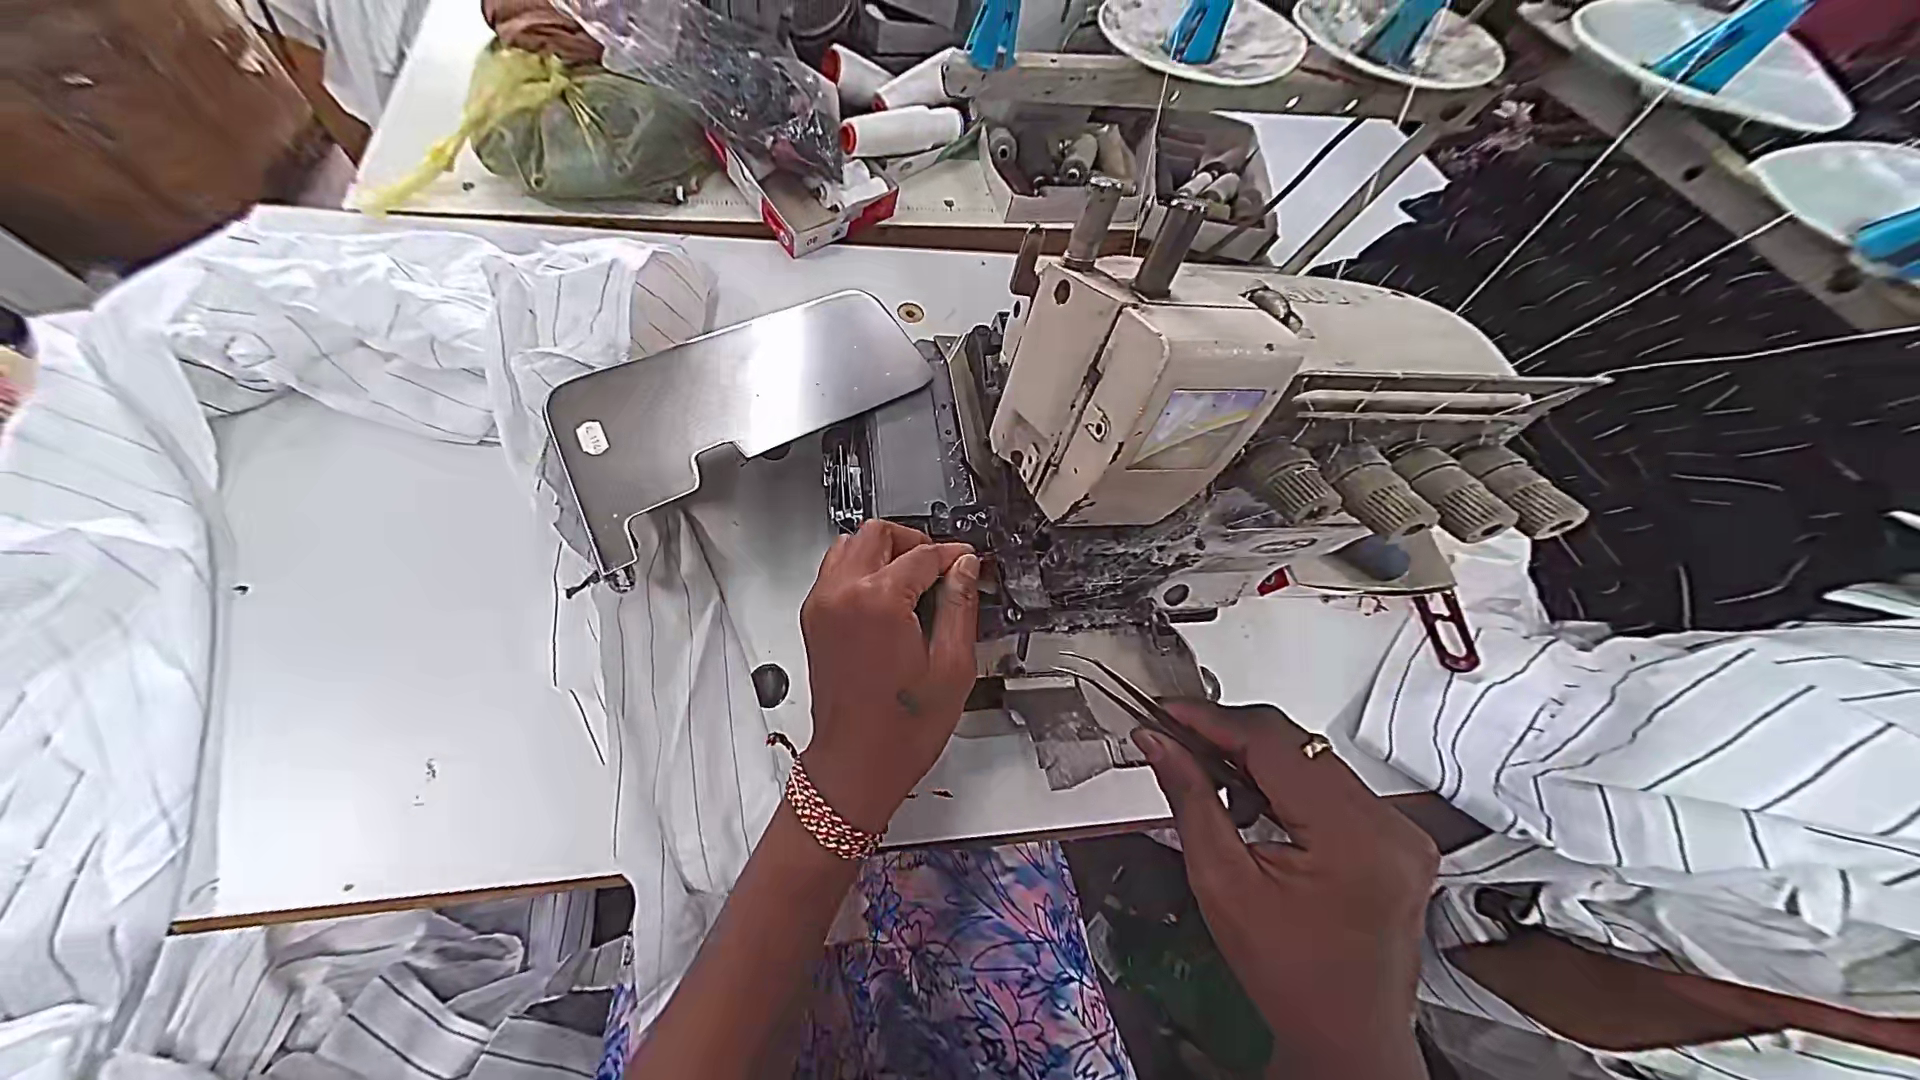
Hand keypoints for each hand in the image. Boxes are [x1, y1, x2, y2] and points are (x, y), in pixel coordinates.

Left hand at [799, 519, 979, 832]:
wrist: (857, 761)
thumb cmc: (901, 728)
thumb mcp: (952, 665)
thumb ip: (959, 604)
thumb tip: (964, 568)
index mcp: (878, 602)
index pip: (922, 554)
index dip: (952, 555)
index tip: (967, 561)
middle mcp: (842, 595)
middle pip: (878, 533)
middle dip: (915, 542)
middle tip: (941, 566)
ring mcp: (822, 606)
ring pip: (850, 545)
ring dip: (884, 551)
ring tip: (914, 578)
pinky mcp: (813, 619)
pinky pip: (835, 571)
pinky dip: (861, 569)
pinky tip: (887, 595)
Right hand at [1134, 703, 1437, 1078]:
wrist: (1346, 1037)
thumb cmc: (1283, 973)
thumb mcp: (1221, 882)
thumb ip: (1189, 798)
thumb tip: (1157, 741)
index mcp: (1353, 839)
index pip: (1274, 744)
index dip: (1213, 719)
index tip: (1167, 711)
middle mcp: (1389, 825)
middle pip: (1295, 743)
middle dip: (1229, 733)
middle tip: (1176, 736)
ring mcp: (1399, 829)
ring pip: (1309, 755)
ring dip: (1253, 751)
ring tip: (1204, 762)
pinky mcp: (1394, 834)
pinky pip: (1327, 778)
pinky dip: (1280, 774)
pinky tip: (1247, 790)